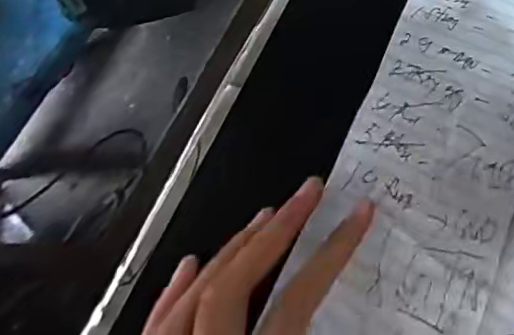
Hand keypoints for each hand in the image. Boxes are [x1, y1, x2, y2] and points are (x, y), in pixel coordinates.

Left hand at [141, 177, 374, 334]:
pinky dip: (170, 294)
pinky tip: (188, 264)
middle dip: (274, 234)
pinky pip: (152, 331)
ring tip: (265, 217)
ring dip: (230, 253)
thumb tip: (361, 318)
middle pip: (230, 288)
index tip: (361, 214)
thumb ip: (319, 332)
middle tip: (309, 193)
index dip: (331, 255)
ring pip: (188, 302)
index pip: (293, 305)